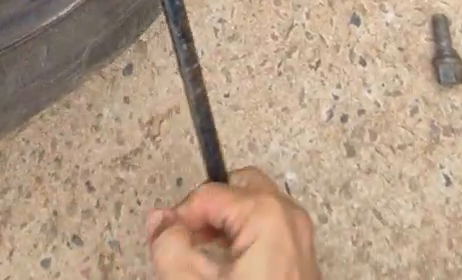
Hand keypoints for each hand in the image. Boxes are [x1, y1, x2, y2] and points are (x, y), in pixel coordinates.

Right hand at [148, 168, 319, 278]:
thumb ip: (169, 246)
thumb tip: (161, 222)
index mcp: (267, 215)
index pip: (209, 193)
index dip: (179, 216)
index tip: (162, 239)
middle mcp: (289, 220)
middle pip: (238, 189)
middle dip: (208, 211)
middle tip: (184, 242)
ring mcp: (300, 241)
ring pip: (252, 211)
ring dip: (223, 228)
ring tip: (201, 264)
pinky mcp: (300, 264)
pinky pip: (266, 234)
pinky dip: (241, 243)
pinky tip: (224, 275)